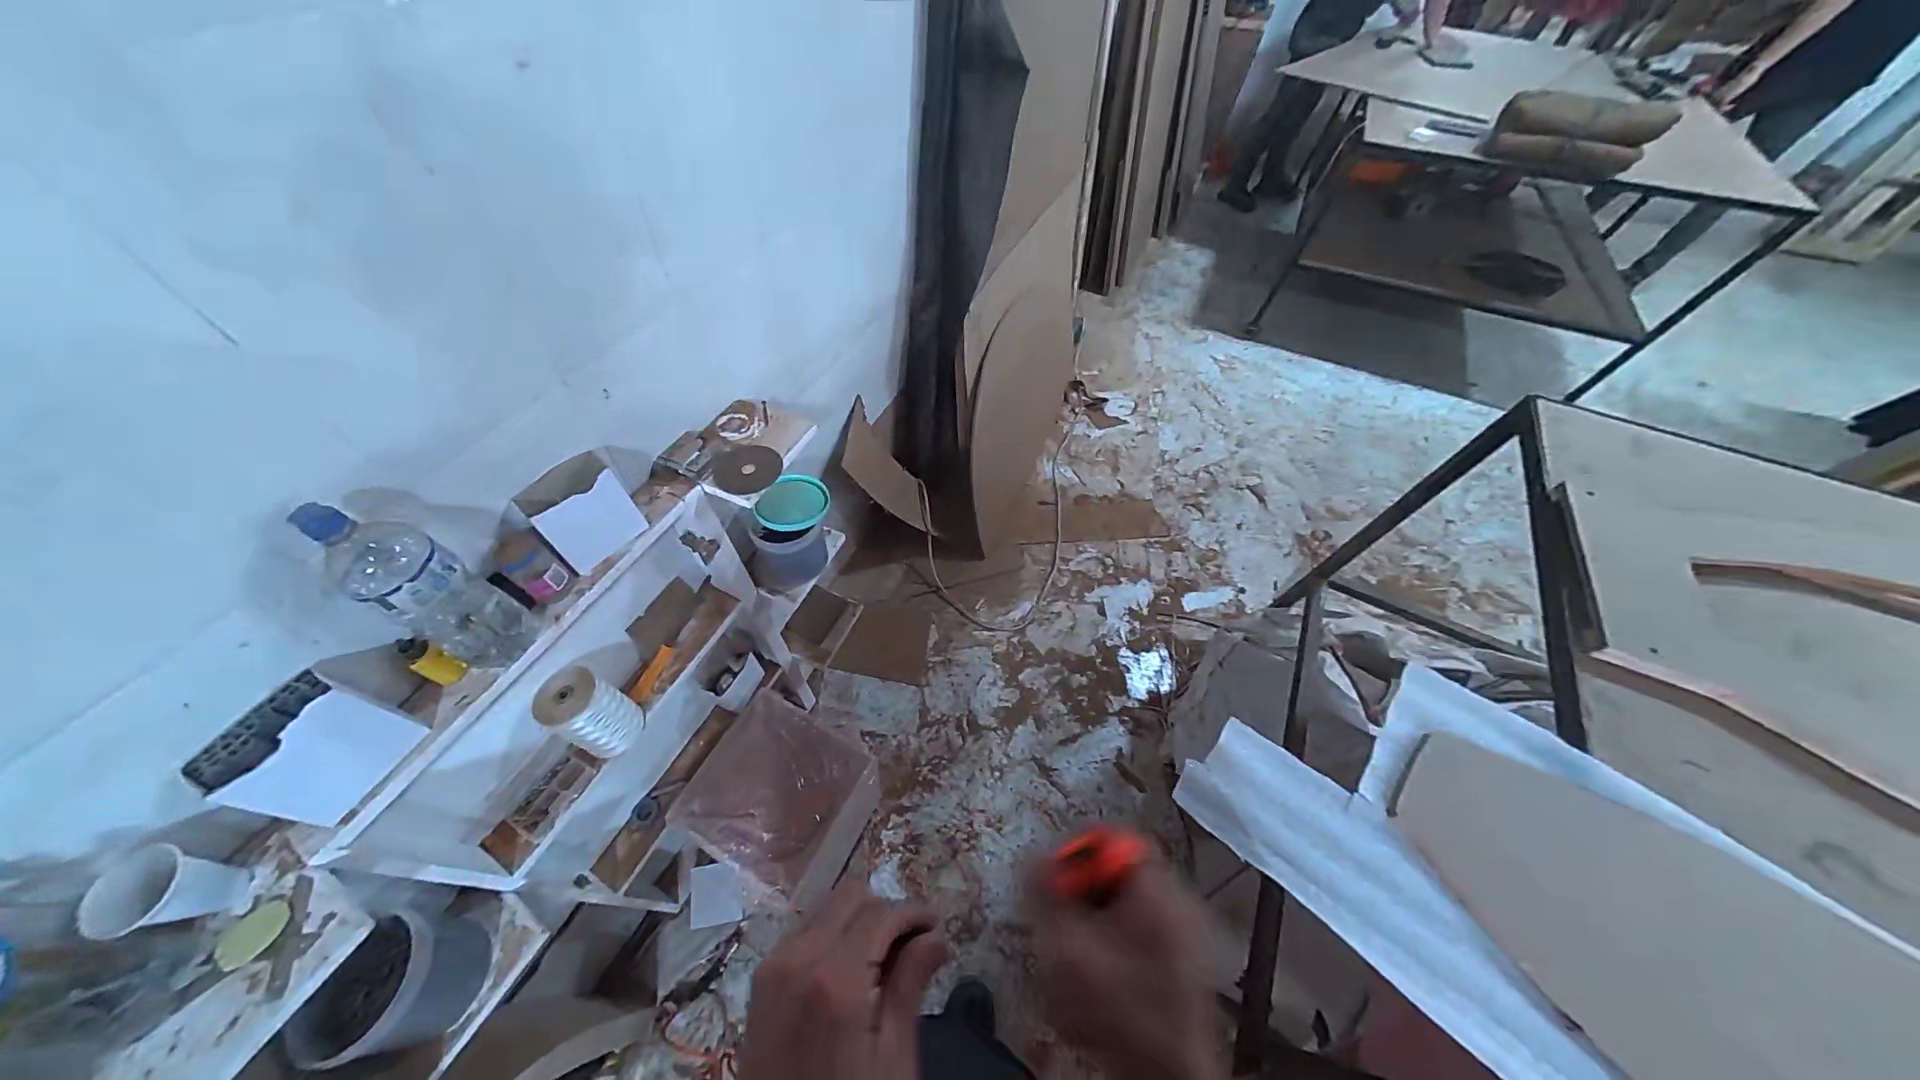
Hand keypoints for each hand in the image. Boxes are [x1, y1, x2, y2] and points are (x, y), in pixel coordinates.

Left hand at [736, 881, 949, 1079]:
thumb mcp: (893, 1061)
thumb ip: (910, 987)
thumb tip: (936, 937)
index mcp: (835, 979)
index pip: (883, 913)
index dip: (915, 914)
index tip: (938, 930)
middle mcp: (799, 958)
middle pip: (852, 895)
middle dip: (886, 912)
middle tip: (912, 947)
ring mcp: (774, 966)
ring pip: (827, 907)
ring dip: (859, 921)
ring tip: (884, 961)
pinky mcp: (762, 979)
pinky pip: (806, 930)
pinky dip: (834, 935)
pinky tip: (851, 972)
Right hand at [1025, 849, 1225, 1079]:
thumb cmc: (1120, 1016)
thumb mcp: (1069, 954)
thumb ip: (1047, 899)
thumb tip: (1033, 856)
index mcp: (1158, 891)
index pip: (1116, 838)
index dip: (1079, 851)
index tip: (1056, 878)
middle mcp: (1181, 899)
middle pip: (1123, 865)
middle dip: (1087, 885)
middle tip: (1065, 916)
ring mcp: (1191, 926)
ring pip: (1133, 893)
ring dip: (1102, 909)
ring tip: (1083, 947)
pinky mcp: (1190, 952)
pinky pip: (1148, 918)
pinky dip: (1121, 929)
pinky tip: (1108, 965)